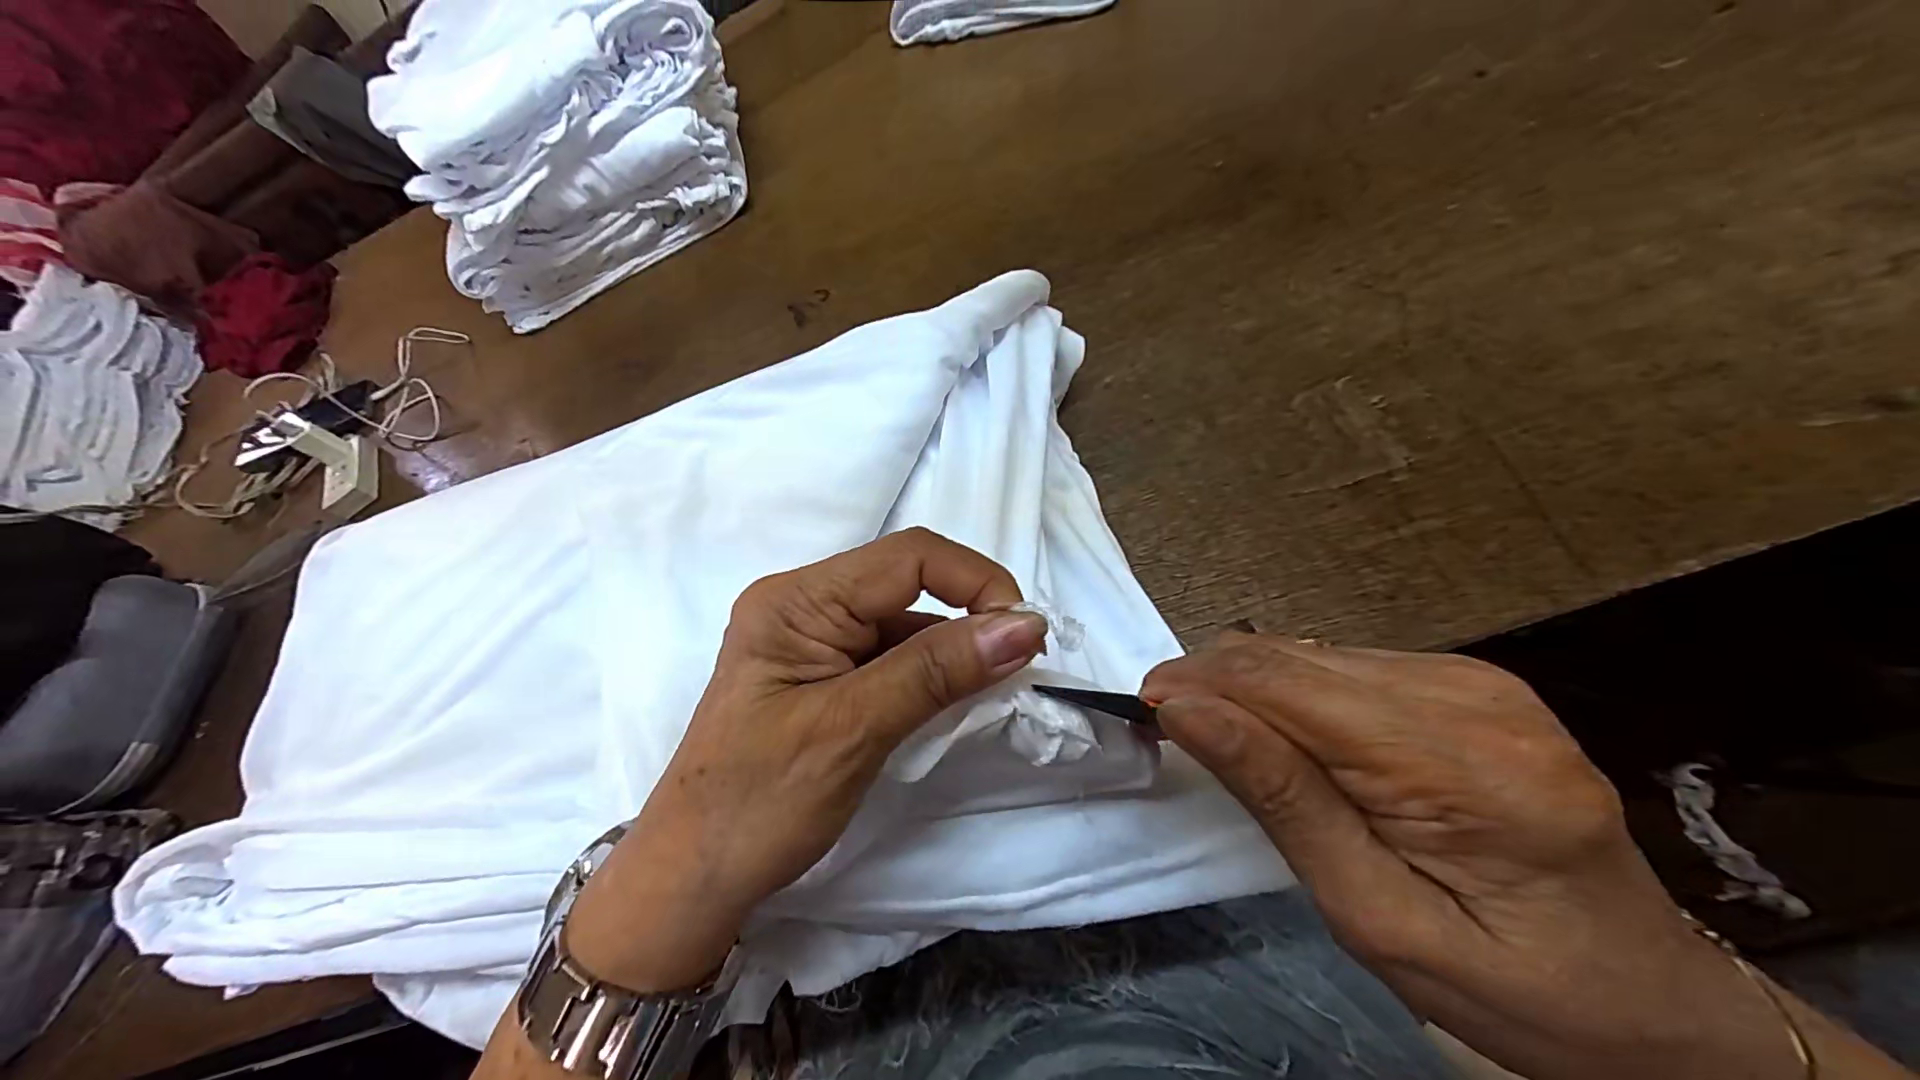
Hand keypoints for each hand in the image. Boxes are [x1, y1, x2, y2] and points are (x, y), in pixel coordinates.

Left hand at [565, 528, 1048, 992]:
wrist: (691, 882)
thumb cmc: (758, 805)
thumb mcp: (854, 731)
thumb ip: (938, 671)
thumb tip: (1026, 626)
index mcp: (796, 602)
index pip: (908, 557)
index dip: (976, 582)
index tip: (1025, 634)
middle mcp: (803, 605)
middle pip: (907, 582)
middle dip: (969, 615)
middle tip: (1017, 664)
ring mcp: (812, 641)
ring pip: (906, 621)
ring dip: (953, 649)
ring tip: (990, 690)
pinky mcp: (823, 675)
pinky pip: (892, 655)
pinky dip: (931, 673)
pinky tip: (952, 703)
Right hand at [1143, 634, 1902, 1079]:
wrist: (1652, 997)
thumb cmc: (1512, 989)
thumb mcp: (1374, 915)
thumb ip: (1280, 796)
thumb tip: (1187, 707)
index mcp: (1463, 766)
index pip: (1288, 685)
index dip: (1200, 682)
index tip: (1144, 707)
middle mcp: (1471, 695)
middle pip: (1293, 657)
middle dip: (1216, 683)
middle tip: (1175, 730)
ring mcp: (1475, 678)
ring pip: (1310, 653)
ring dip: (1252, 689)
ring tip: (1232, 745)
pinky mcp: (1469, 680)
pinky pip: (1342, 665)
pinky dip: (1294, 694)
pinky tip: (1294, 741)